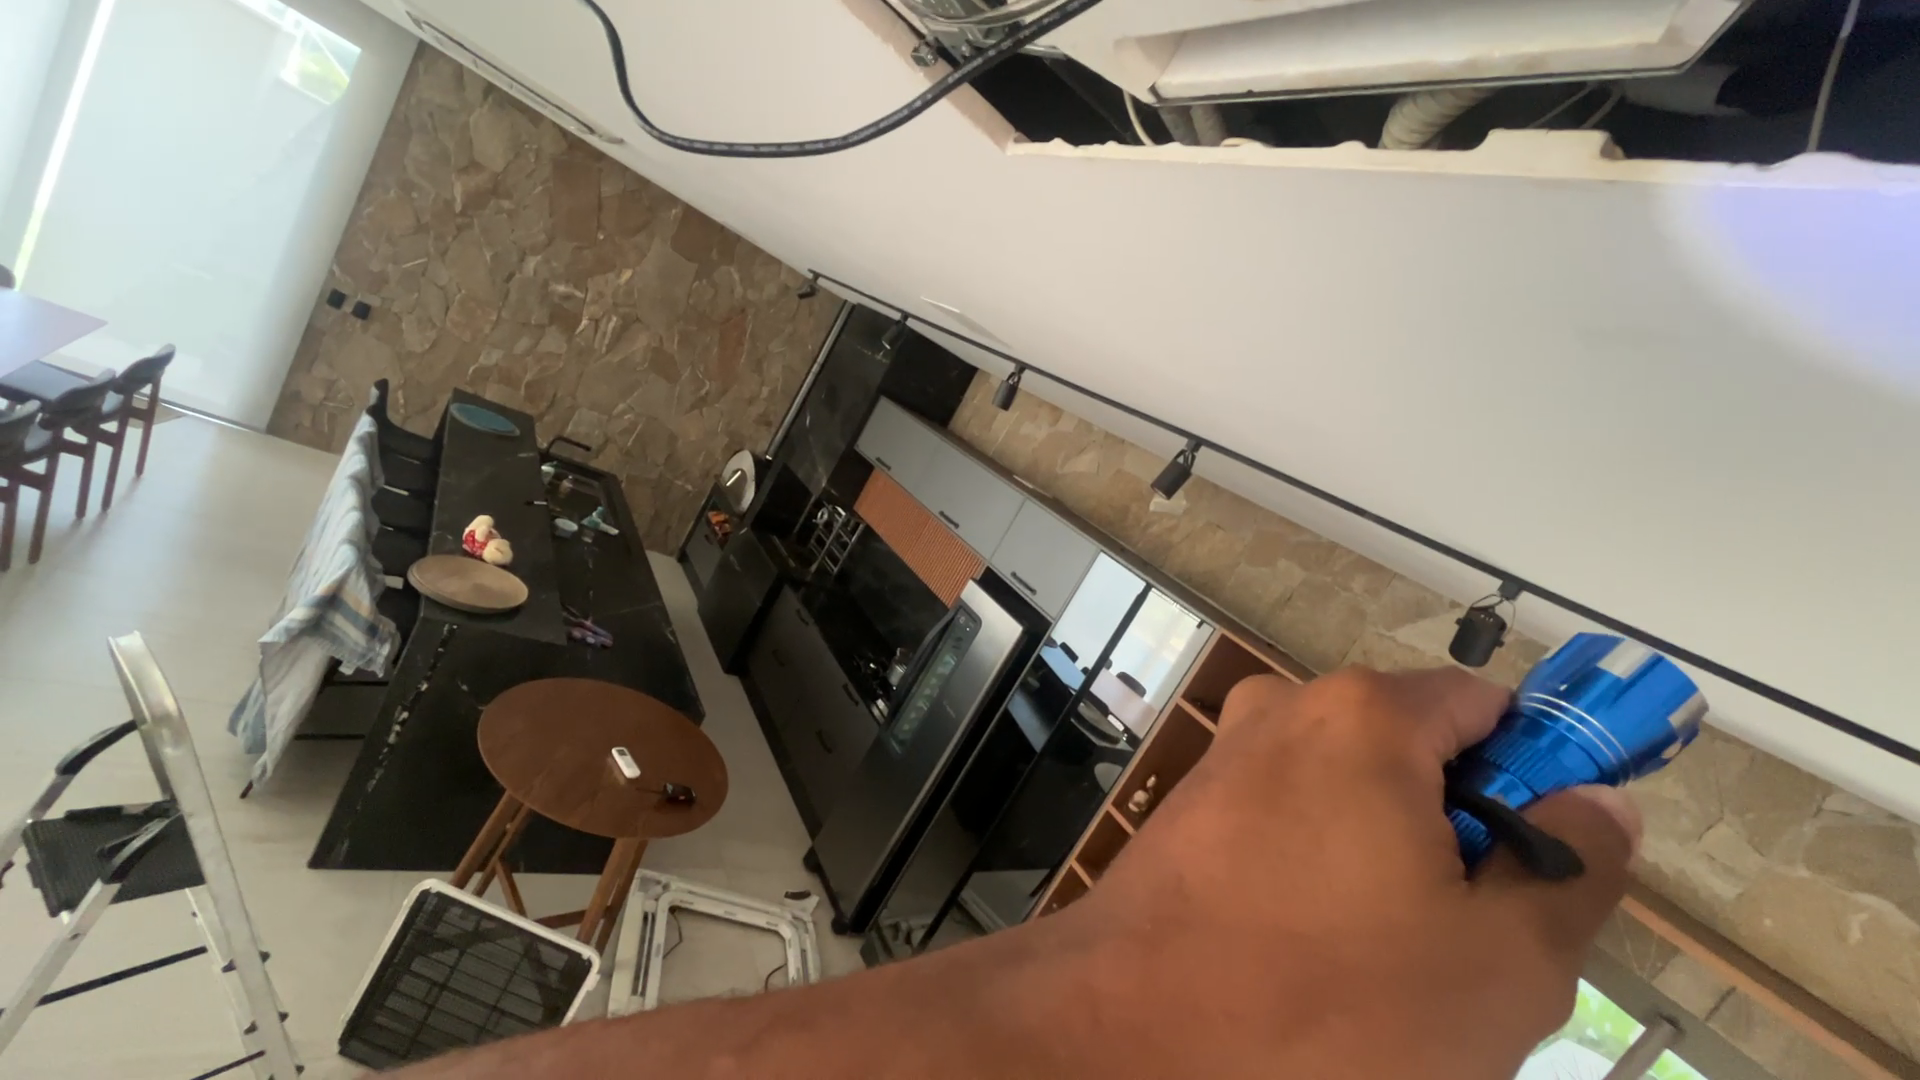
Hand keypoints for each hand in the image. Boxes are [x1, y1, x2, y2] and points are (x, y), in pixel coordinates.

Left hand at [1061, 668, 1640, 1078]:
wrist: (1129, 1032)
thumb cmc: (1330, 999)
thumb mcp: (1502, 959)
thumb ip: (1569, 867)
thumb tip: (1598, 800)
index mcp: (1361, 716)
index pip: (1487, 707)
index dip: (1538, 772)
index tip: (1549, 858)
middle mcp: (1284, 711)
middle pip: (1413, 748)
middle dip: (1456, 826)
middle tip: (1466, 932)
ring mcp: (1227, 756)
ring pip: (1349, 791)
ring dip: (1388, 857)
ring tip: (1388, 956)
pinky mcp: (1191, 806)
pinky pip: (1287, 817)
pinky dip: (1320, 865)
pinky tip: (1315, 946)